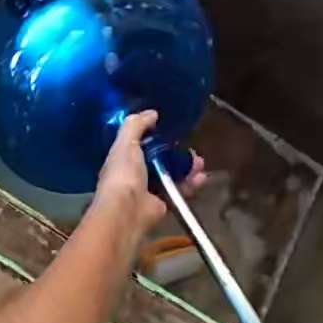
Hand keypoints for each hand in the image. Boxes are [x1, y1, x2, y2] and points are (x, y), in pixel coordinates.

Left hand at [94, 110, 203, 232]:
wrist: (127, 210)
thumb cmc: (123, 173)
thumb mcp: (125, 143)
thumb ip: (136, 125)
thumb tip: (151, 113)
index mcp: (120, 160)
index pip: (136, 144)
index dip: (151, 136)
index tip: (167, 128)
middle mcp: (132, 175)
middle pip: (157, 160)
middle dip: (174, 152)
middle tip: (189, 147)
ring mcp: (147, 191)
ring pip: (170, 175)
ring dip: (186, 167)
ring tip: (199, 161)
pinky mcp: (161, 205)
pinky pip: (178, 191)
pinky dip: (190, 184)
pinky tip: (201, 177)